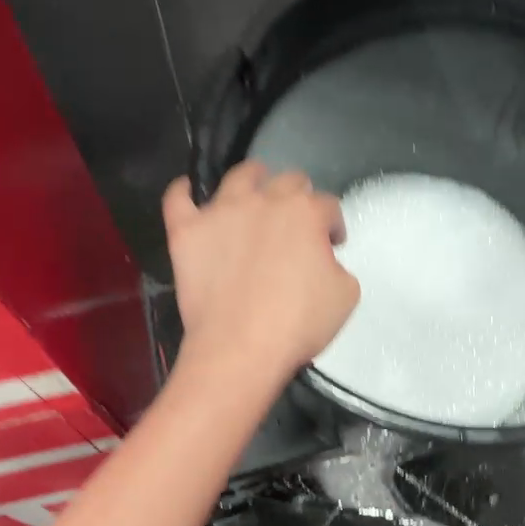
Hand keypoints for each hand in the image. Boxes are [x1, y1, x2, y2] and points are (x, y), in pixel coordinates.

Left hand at [163, 161, 358, 378]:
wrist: (240, 348)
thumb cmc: (298, 325)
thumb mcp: (346, 295)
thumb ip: (337, 266)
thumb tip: (322, 262)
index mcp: (306, 213)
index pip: (327, 206)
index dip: (333, 225)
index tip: (331, 244)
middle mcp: (264, 201)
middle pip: (288, 181)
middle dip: (299, 196)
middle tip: (297, 223)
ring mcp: (221, 212)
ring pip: (239, 177)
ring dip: (252, 178)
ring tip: (253, 190)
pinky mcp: (188, 231)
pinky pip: (179, 198)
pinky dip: (183, 192)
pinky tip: (188, 192)